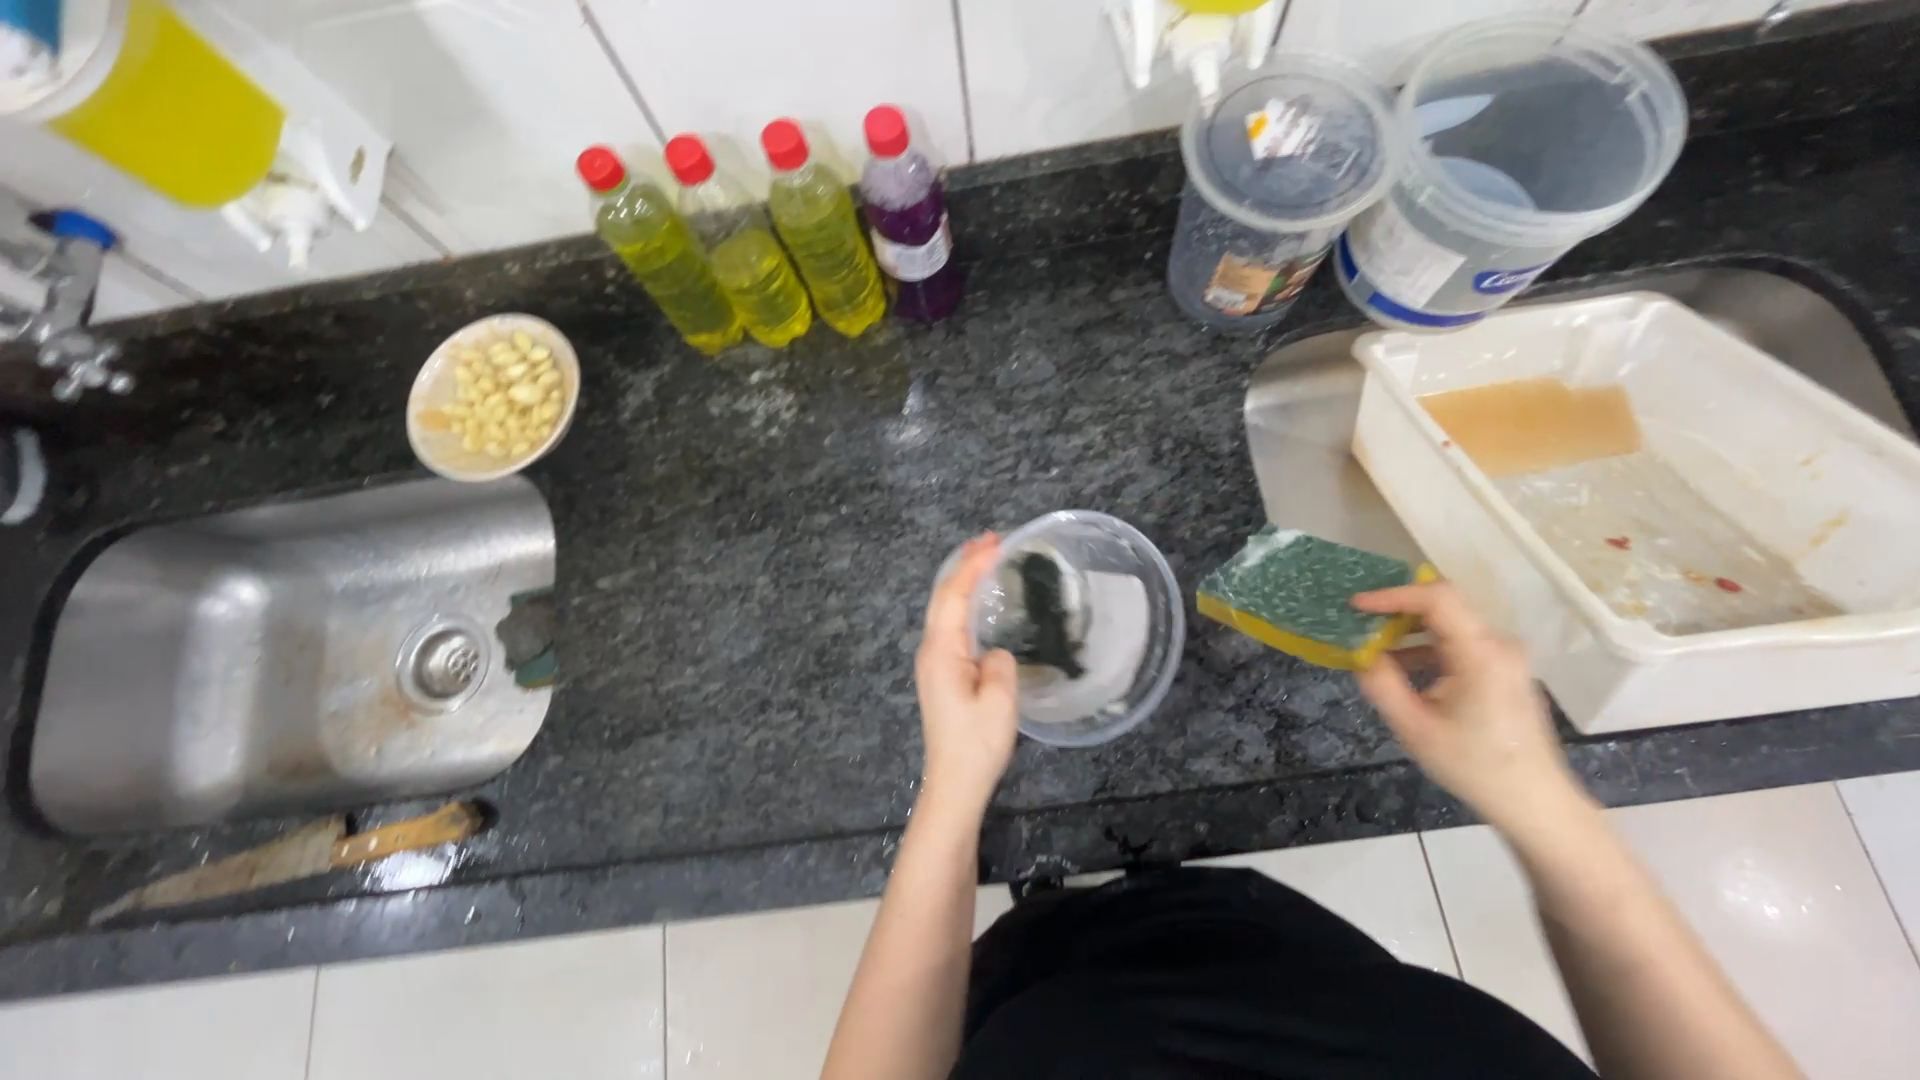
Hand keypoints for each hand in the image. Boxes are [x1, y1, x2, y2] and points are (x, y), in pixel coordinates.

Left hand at [915, 534, 1019, 815]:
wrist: (955, 783)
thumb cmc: (976, 743)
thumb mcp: (1000, 700)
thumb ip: (999, 663)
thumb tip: (993, 653)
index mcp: (942, 651)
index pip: (954, 595)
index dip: (973, 566)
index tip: (995, 542)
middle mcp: (931, 651)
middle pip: (943, 597)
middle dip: (964, 565)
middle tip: (991, 541)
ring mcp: (934, 664)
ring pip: (945, 610)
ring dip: (963, 583)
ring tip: (986, 561)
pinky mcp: (942, 676)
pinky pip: (951, 626)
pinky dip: (964, 604)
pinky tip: (978, 604)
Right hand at [1352, 582, 1586, 831]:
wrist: (1534, 801)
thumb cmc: (1473, 765)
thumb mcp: (1414, 727)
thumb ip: (1381, 684)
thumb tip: (1361, 653)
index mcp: (1481, 654)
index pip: (1437, 598)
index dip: (1393, 595)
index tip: (1356, 605)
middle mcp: (1499, 645)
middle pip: (1444, 606)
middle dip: (1396, 610)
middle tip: (1358, 622)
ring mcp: (1505, 657)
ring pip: (1450, 625)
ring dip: (1409, 630)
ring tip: (1373, 646)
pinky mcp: (1504, 671)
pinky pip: (1459, 643)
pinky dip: (1426, 647)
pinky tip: (1401, 669)